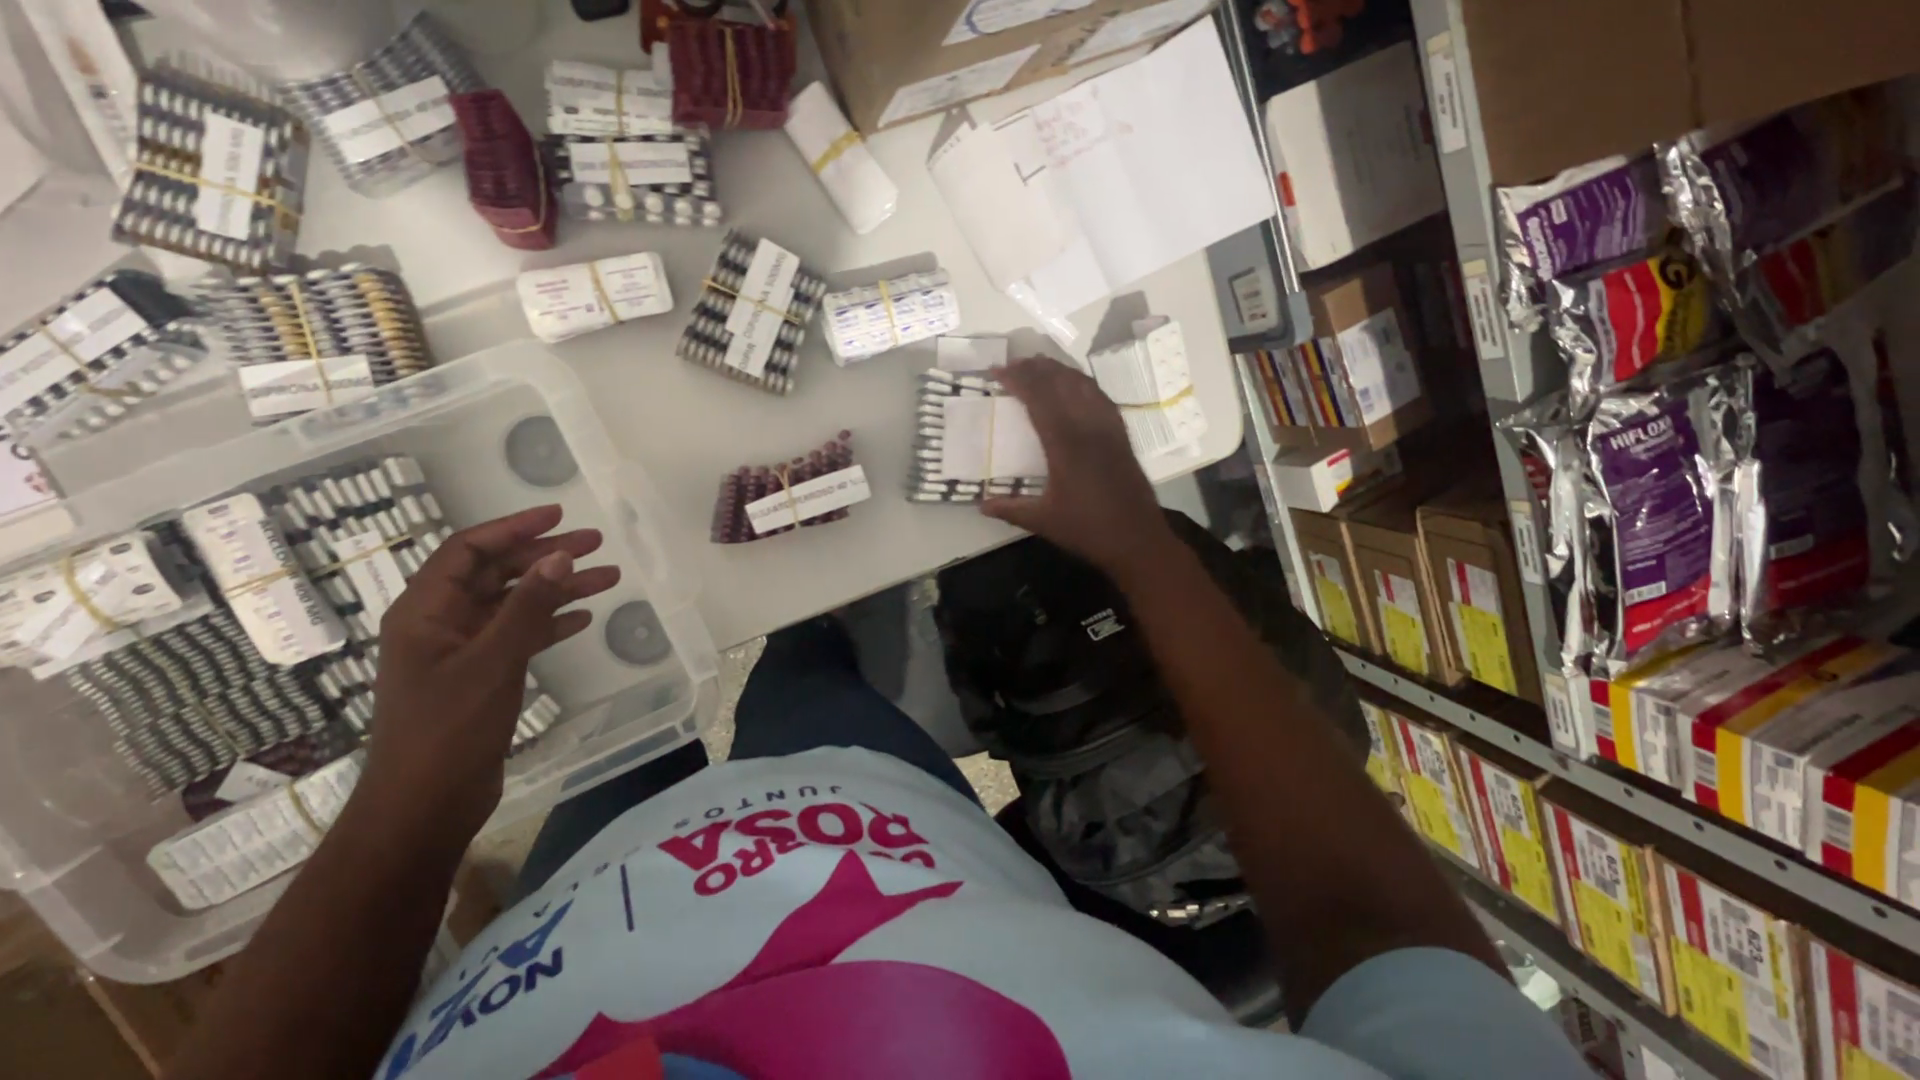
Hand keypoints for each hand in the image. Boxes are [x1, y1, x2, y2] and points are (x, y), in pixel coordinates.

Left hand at [362, 506, 620, 838]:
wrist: (424, 805)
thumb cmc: (447, 730)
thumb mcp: (491, 662)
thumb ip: (526, 608)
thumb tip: (559, 558)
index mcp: (424, 611)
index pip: (467, 550)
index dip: (512, 528)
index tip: (558, 514)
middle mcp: (440, 624)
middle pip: (495, 574)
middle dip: (544, 557)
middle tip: (595, 545)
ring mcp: (460, 653)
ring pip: (513, 605)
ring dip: (556, 590)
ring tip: (608, 578)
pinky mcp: (480, 679)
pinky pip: (518, 637)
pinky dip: (549, 625)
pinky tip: (583, 619)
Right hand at [982, 356, 1177, 578]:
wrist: (1137, 539)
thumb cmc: (1088, 530)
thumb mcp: (1043, 521)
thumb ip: (1010, 509)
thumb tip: (981, 504)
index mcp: (1065, 444)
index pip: (1039, 397)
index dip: (1017, 379)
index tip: (996, 372)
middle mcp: (1088, 427)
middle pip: (1060, 382)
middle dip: (1034, 368)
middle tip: (1011, 365)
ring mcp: (1108, 428)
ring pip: (1083, 384)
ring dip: (1058, 370)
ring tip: (1037, 366)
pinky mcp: (1121, 434)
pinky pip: (1100, 397)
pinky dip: (1081, 383)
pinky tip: (1073, 385)